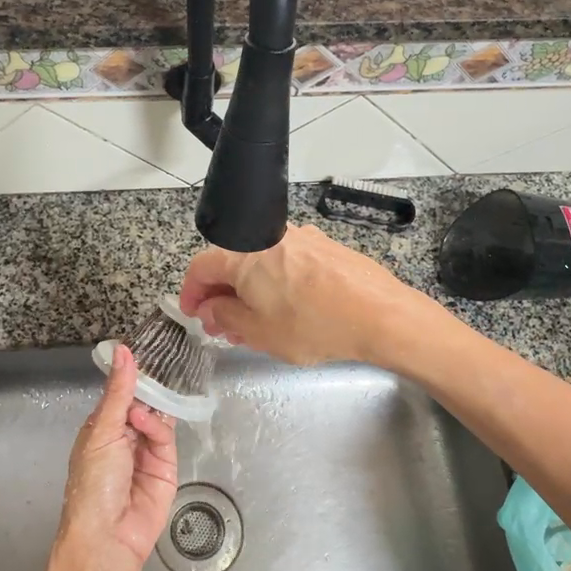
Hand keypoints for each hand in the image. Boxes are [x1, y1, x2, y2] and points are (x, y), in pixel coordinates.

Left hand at [56, 344, 178, 564]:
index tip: (141, 349)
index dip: (129, 375)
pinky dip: (158, 427)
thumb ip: (118, 392)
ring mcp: (145, 451)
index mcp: (101, 429)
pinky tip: (147, 424)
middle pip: (141, 403)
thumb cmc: (93, 482)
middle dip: (148, 388)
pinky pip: (166, 436)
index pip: (119, 394)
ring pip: (156, 417)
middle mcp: (123, 438)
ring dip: (151, 408)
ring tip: (143, 408)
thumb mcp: (102, 430)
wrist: (109, 535)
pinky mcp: (166, 465)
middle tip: (157, 365)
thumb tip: (123, 351)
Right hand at [179, 224, 435, 366]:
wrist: (380, 314)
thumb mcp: (259, 332)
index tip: (193, 313)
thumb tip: (210, 309)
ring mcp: (301, 238)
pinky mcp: (325, 247)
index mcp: (244, 256)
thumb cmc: (316, 325)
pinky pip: (288, 262)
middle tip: (222, 324)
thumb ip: (225, 317)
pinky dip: (276, 283)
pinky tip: (287, 309)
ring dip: (250, 290)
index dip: (191, 292)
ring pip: (261, 263)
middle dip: (221, 295)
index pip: (201, 266)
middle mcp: (269, 239)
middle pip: (231, 262)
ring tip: (255, 322)